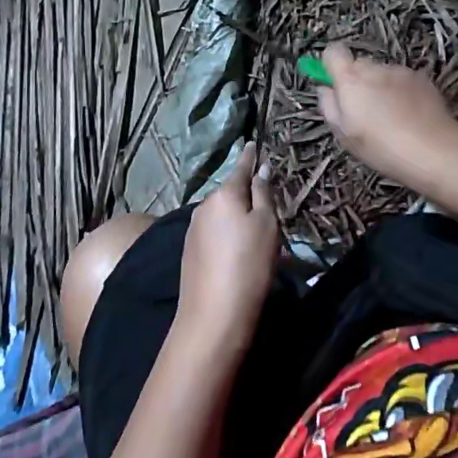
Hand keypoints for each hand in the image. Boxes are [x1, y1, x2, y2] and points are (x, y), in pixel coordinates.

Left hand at [177, 143, 280, 347]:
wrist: (214, 314)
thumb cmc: (249, 264)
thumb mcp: (267, 225)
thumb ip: (263, 194)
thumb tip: (261, 169)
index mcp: (223, 194)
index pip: (240, 167)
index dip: (250, 157)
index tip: (253, 143)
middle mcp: (203, 206)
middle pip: (230, 192)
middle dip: (246, 193)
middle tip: (267, 200)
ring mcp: (193, 229)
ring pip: (222, 214)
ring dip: (237, 216)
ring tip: (257, 230)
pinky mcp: (190, 251)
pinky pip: (214, 232)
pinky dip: (228, 234)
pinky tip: (238, 250)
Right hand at [315, 42, 457, 182]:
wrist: (434, 150)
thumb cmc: (381, 147)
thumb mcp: (345, 135)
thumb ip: (330, 107)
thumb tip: (325, 89)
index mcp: (350, 80)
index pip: (333, 52)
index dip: (331, 66)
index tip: (335, 86)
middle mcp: (375, 69)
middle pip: (359, 64)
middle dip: (357, 81)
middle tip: (363, 110)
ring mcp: (401, 71)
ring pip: (382, 73)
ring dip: (380, 87)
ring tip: (389, 116)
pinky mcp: (422, 78)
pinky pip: (402, 80)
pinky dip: (400, 91)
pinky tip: (408, 115)